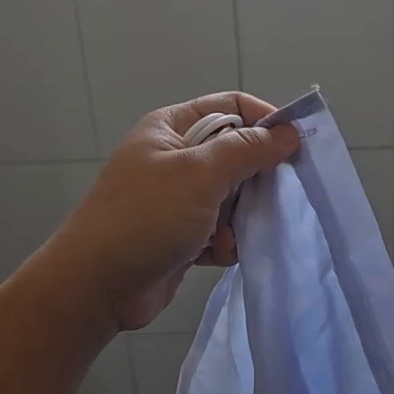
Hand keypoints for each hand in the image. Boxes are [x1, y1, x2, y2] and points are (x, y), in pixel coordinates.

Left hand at [37, 93, 299, 333]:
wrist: (95, 286)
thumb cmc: (146, 217)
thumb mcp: (200, 174)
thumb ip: (248, 150)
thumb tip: (290, 133)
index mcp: (173, 127)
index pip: (233, 107)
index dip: (266, 121)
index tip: (298, 147)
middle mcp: (176, 157)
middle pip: (237, 153)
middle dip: (257, 178)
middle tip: (275, 197)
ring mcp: (177, 198)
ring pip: (234, 196)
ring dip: (241, 217)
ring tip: (233, 233)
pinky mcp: (182, 235)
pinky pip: (221, 229)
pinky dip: (225, 242)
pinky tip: (217, 255)